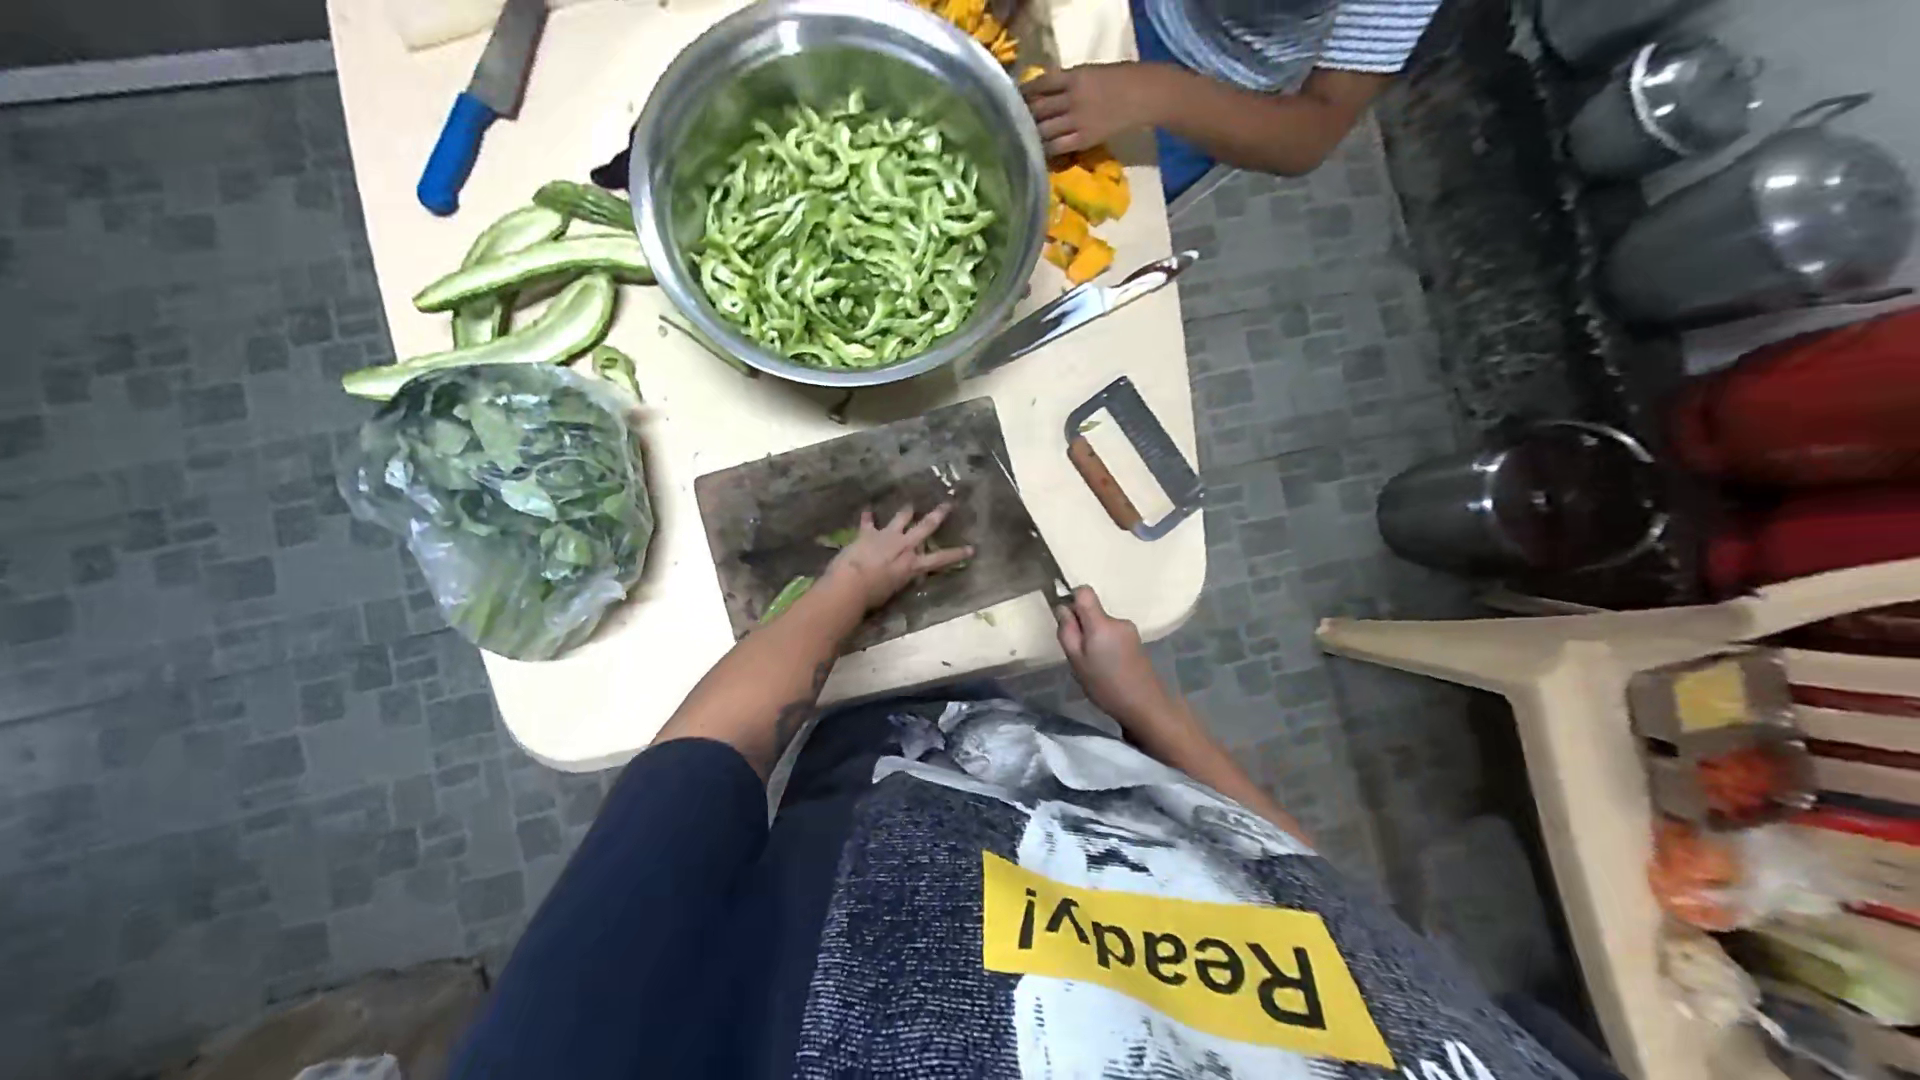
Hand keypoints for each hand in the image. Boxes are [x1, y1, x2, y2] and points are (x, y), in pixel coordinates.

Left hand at [821, 504, 973, 611]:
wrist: (850, 583)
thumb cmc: (873, 595)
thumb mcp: (895, 589)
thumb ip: (902, 578)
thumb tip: (906, 574)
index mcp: (913, 564)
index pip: (940, 558)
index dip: (956, 554)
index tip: (971, 548)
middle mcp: (904, 545)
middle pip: (925, 526)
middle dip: (938, 514)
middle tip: (947, 504)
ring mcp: (886, 536)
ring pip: (900, 518)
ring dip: (906, 511)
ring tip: (910, 504)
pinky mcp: (867, 534)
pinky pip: (868, 522)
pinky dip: (868, 517)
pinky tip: (867, 510)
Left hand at [1022, 63, 1159, 156]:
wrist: (1141, 96)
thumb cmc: (1115, 80)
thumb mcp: (1087, 73)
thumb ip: (1064, 83)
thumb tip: (1040, 95)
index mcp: (1073, 77)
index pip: (1040, 84)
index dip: (1024, 93)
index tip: (1014, 99)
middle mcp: (1072, 99)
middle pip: (1038, 109)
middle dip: (1023, 116)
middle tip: (1012, 123)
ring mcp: (1077, 121)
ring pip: (1044, 130)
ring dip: (1031, 135)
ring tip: (1022, 139)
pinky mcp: (1083, 140)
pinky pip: (1057, 147)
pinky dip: (1045, 149)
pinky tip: (1037, 151)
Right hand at [1055, 586, 1178, 727]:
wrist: (1145, 705)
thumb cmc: (1105, 685)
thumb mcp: (1076, 661)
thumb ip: (1067, 631)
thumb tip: (1062, 608)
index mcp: (1101, 623)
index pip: (1084, 591)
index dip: (1071, 599)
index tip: (1067, 621)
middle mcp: (1118, 620)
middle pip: (1092, 610)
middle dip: (1081, 626)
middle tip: (1079, 654)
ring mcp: (1129, 630)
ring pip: (1102, 624)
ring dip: (1093, 637)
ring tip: (1094, 664)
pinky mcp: (1136, 640)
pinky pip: (1112, 633)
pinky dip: (1105, 644)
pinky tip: (1107, 666)